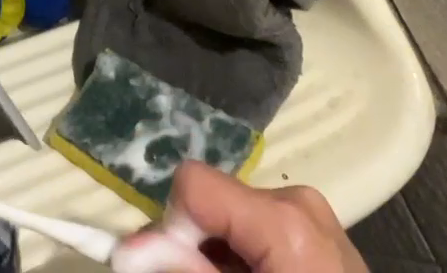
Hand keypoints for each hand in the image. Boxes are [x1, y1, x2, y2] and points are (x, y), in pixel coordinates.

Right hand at [116, 162, 368, 272]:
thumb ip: (185, 271)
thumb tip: (129, 245)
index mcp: (284, 219)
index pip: (193, 183)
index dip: (174, 226)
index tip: (182, 268)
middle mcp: (298, 200)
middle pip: (210, 200)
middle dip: (196, 245)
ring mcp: (312, 212)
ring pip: (230, 214)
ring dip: (219, 253)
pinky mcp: (318, 228)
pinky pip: (256, 226)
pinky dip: (243, 255)